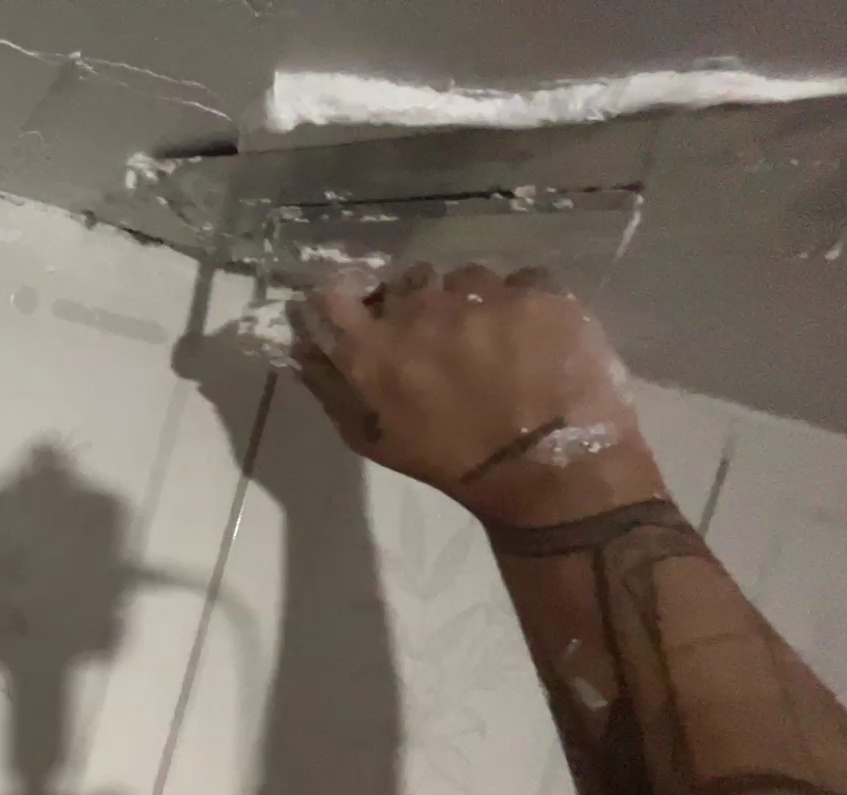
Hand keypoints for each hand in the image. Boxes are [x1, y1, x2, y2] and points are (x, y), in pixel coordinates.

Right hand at [295, 262, 667, 526]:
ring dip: (465, 299)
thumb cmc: (442, 457)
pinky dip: (518, 301)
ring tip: (483, 332)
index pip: (332, 297)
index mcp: (370, 348)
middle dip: (410, 301)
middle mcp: (417, 310)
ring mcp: (480, 297)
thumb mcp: (366, 435)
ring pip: (462, 278)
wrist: (542, 465)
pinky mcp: (538, 293)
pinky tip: (526, 333)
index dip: (340, 299)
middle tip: (428, 332)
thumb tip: (304, 351)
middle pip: (402, 280)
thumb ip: (329, 388)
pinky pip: (520, 280)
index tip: (353, 310)